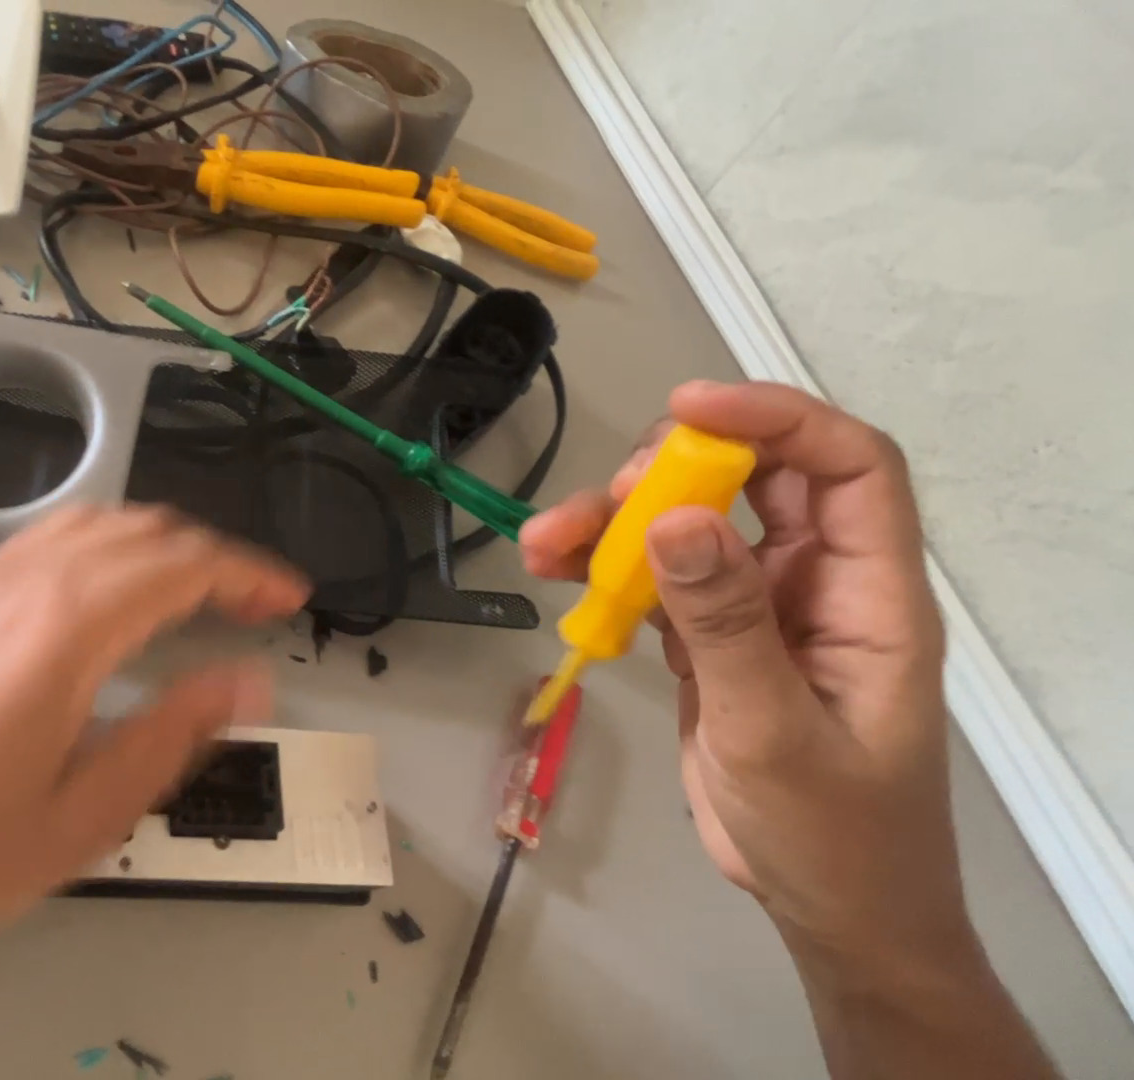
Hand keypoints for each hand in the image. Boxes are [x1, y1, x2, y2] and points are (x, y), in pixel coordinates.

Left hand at [0, 506, 306, 1079]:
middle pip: (138, 529)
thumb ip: (171, 734)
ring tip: (193, 590)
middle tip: (253, 601)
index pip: (182, 564)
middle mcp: (16, 584)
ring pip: (86, 525)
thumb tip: (248, 682)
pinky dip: (99, 550)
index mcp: (62, 628)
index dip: (248, 572)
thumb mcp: (82, 818)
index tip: (290, 597)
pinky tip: (105, 598)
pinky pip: (40, 545)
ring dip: (152, 542)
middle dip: (209, 553)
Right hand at [519, 381, 968, 967]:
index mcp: (866, 595)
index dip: (776, 419)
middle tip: (604, 505)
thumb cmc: (830, 830)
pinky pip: (653, 580)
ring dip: (613, 526)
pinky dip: (603, 571)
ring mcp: (755, 609)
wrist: (823, 904)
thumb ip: (725, 622)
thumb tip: (674, 520)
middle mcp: (812, 584)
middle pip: (749, 485)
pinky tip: (558, 576)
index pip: (846, 468)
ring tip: (542, 544)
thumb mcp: (772, 728)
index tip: (687, 409)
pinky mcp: (708, 638)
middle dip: (669, 475)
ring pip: (684, 530)